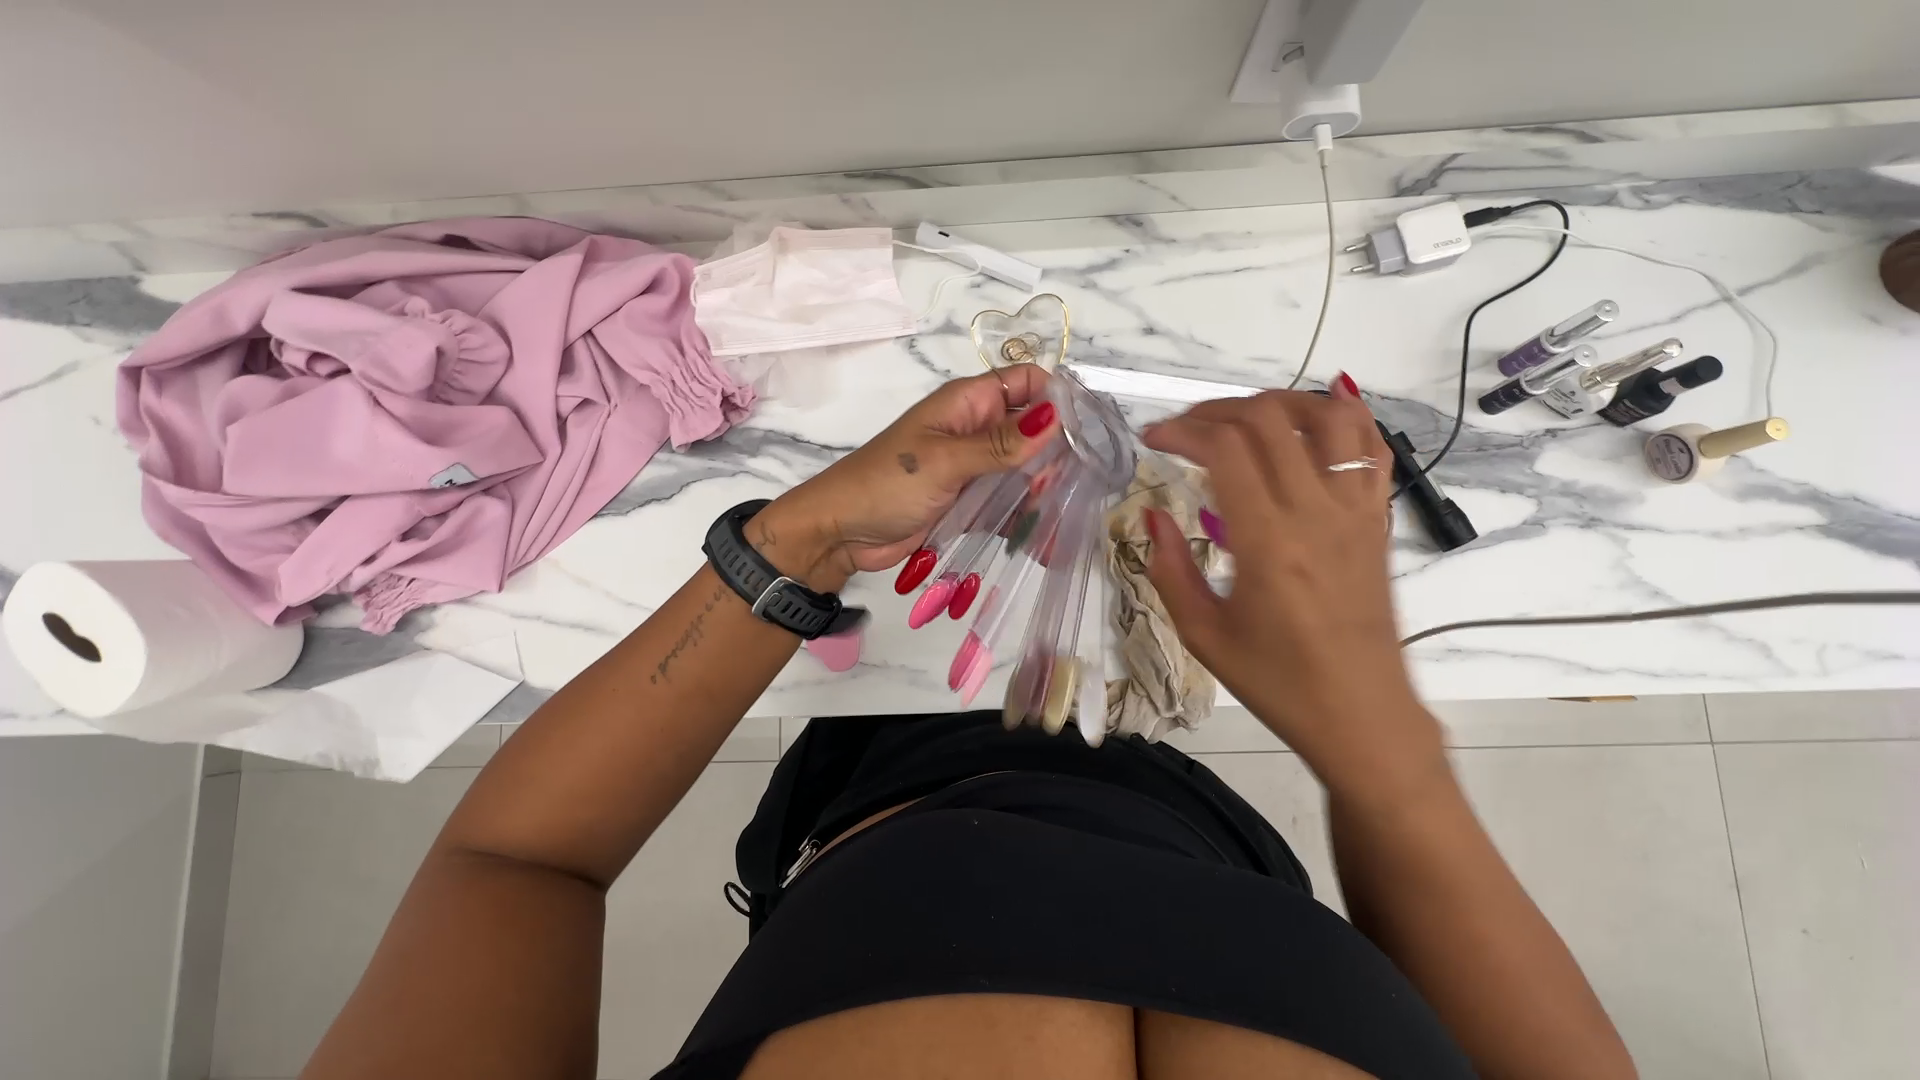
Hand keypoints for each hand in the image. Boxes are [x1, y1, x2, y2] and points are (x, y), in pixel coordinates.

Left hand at [749, 365, 1059, 589]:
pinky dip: (1025, 519)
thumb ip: (1001, 444)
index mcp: (967, 403)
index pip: (1027, 382)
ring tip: (1071, 515)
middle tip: (1087, 482)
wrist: (840, 534)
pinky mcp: (969, 503)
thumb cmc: (886, 485)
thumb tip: (1056, 416)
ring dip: (1046, 489)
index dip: (1059, 397)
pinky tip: (1049, 542)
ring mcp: (973, 468)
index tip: (1092, 428)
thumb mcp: (945, 461)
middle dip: (1060, 451)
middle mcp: (976, 430)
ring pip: (1024, 469)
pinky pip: (1007, 505)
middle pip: (1033, 428)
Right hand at [1141, 382, 1445, 797]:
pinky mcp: (1377, 519)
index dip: (1182, 430)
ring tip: (1243, 419)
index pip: (1225, 449)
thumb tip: (1153, 516)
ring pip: (1328, 417)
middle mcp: (1317, 513)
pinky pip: (1372, 446)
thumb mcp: (1203, 634)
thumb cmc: (1277, 682)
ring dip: (1279, 402)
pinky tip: (1309, 420)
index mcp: (1268, 543)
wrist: (1362, 714)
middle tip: (1185, 430)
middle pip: (1269, 420)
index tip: (1152, 439)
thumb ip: (1170, 569)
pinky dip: (1342, 416)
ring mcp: (1356, 511)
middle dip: (1216, 410)